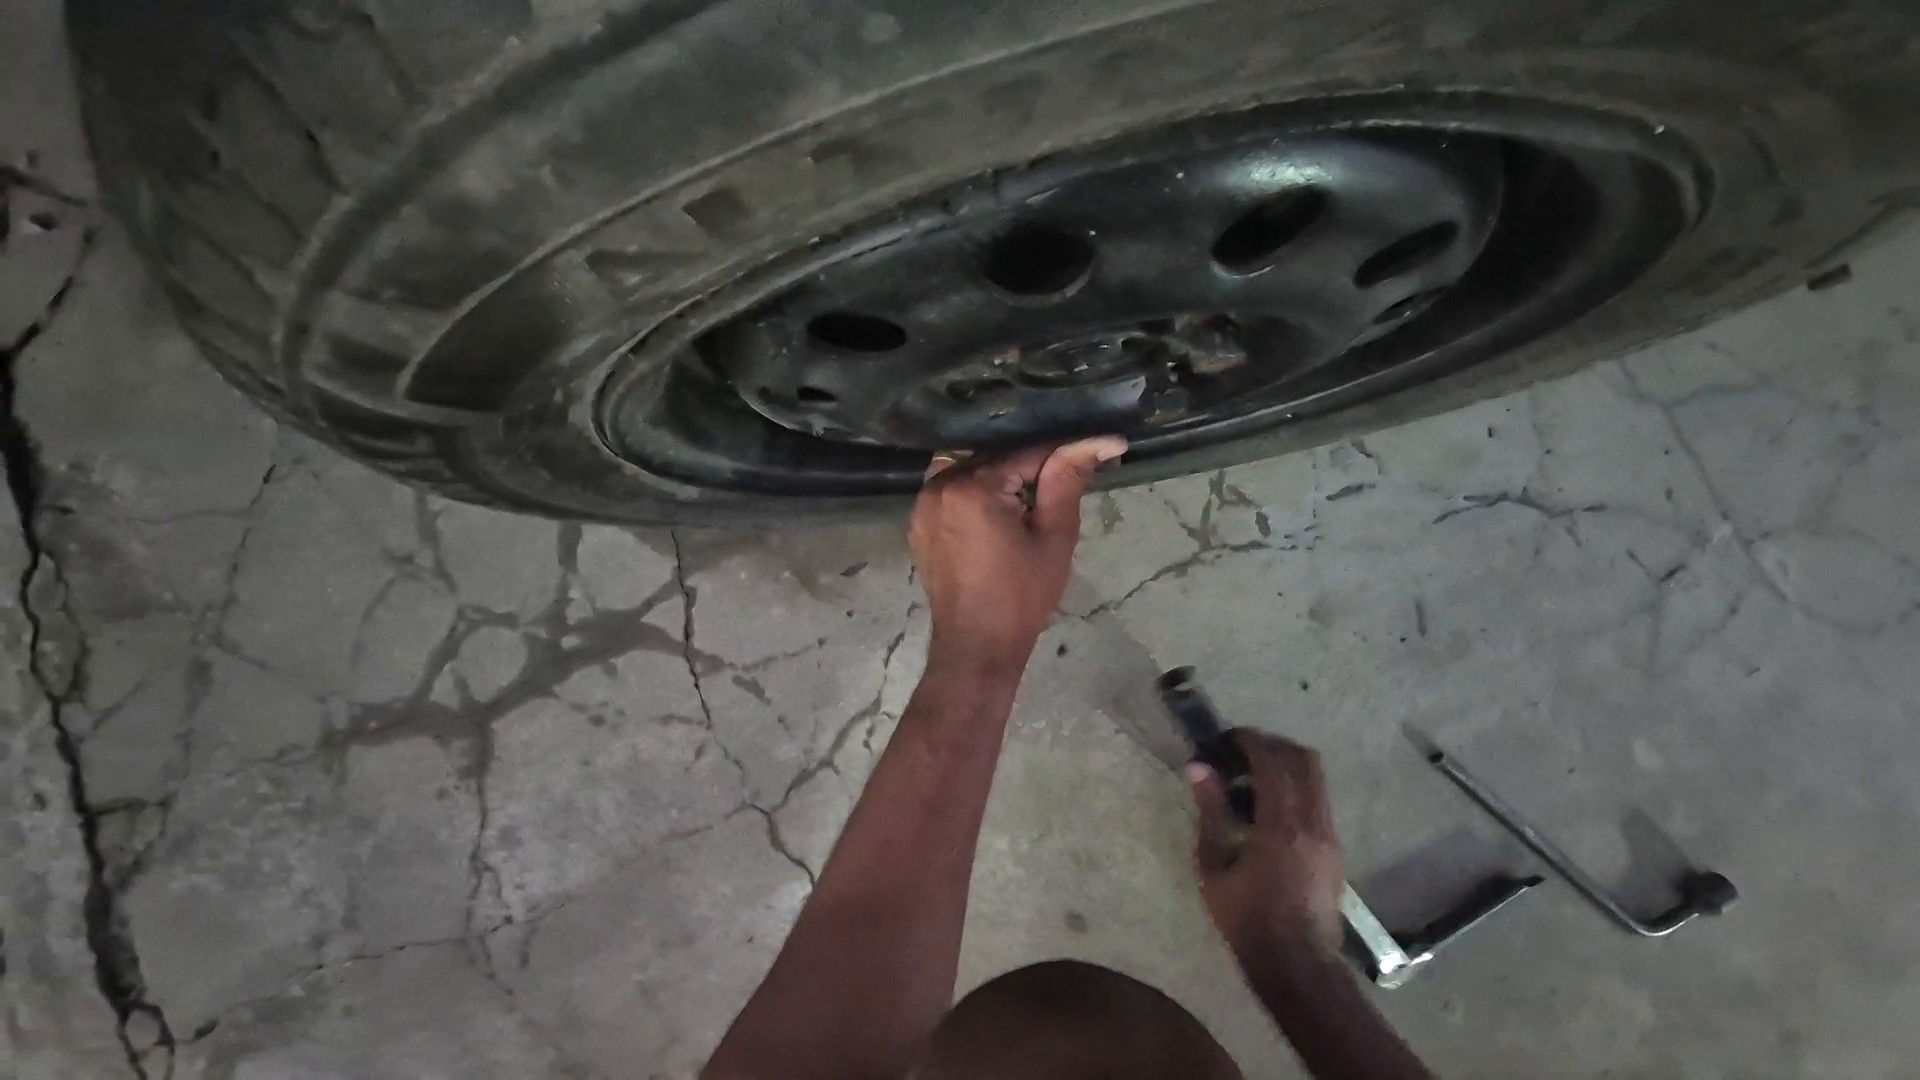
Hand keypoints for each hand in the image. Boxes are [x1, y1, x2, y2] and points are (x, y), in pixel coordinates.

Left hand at [909, 437, 1126, 672]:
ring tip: (1035, 491)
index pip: (1027, 451)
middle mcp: (939, 486)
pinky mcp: (919, 523)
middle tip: (1070, 473)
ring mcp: (923, 504)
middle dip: (1033, 462)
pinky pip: (951, 489)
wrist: (977, 647)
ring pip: (970, 467)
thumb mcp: (1054, 538)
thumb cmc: (1021, 597)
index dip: (1066, 452)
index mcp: (972, 487)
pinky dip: (977, 489)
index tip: (1102, 448)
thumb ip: (1067, 482)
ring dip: (1002, 473)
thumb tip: (1096, 442)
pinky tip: (1001, 507)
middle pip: (995, 455)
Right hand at [1188, 731, 1345, 958]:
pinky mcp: (1335, 849)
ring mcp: (1330, 836)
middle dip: (1272, 745)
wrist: (1296, 964)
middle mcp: (1314, 823)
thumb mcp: (1214, 866)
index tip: (1226, 738)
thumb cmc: (1247, 917)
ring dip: (1286, 765)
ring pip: (1317, 778)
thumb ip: (1210, 811)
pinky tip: (1268, 808)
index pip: (1272, 762)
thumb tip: (1198, 767)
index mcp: (1283, 825)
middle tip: (1240, 750)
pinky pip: (1318, 800)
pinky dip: (1295, 788)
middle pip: (1304, 760)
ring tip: (1252, 777)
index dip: (1249, 741)